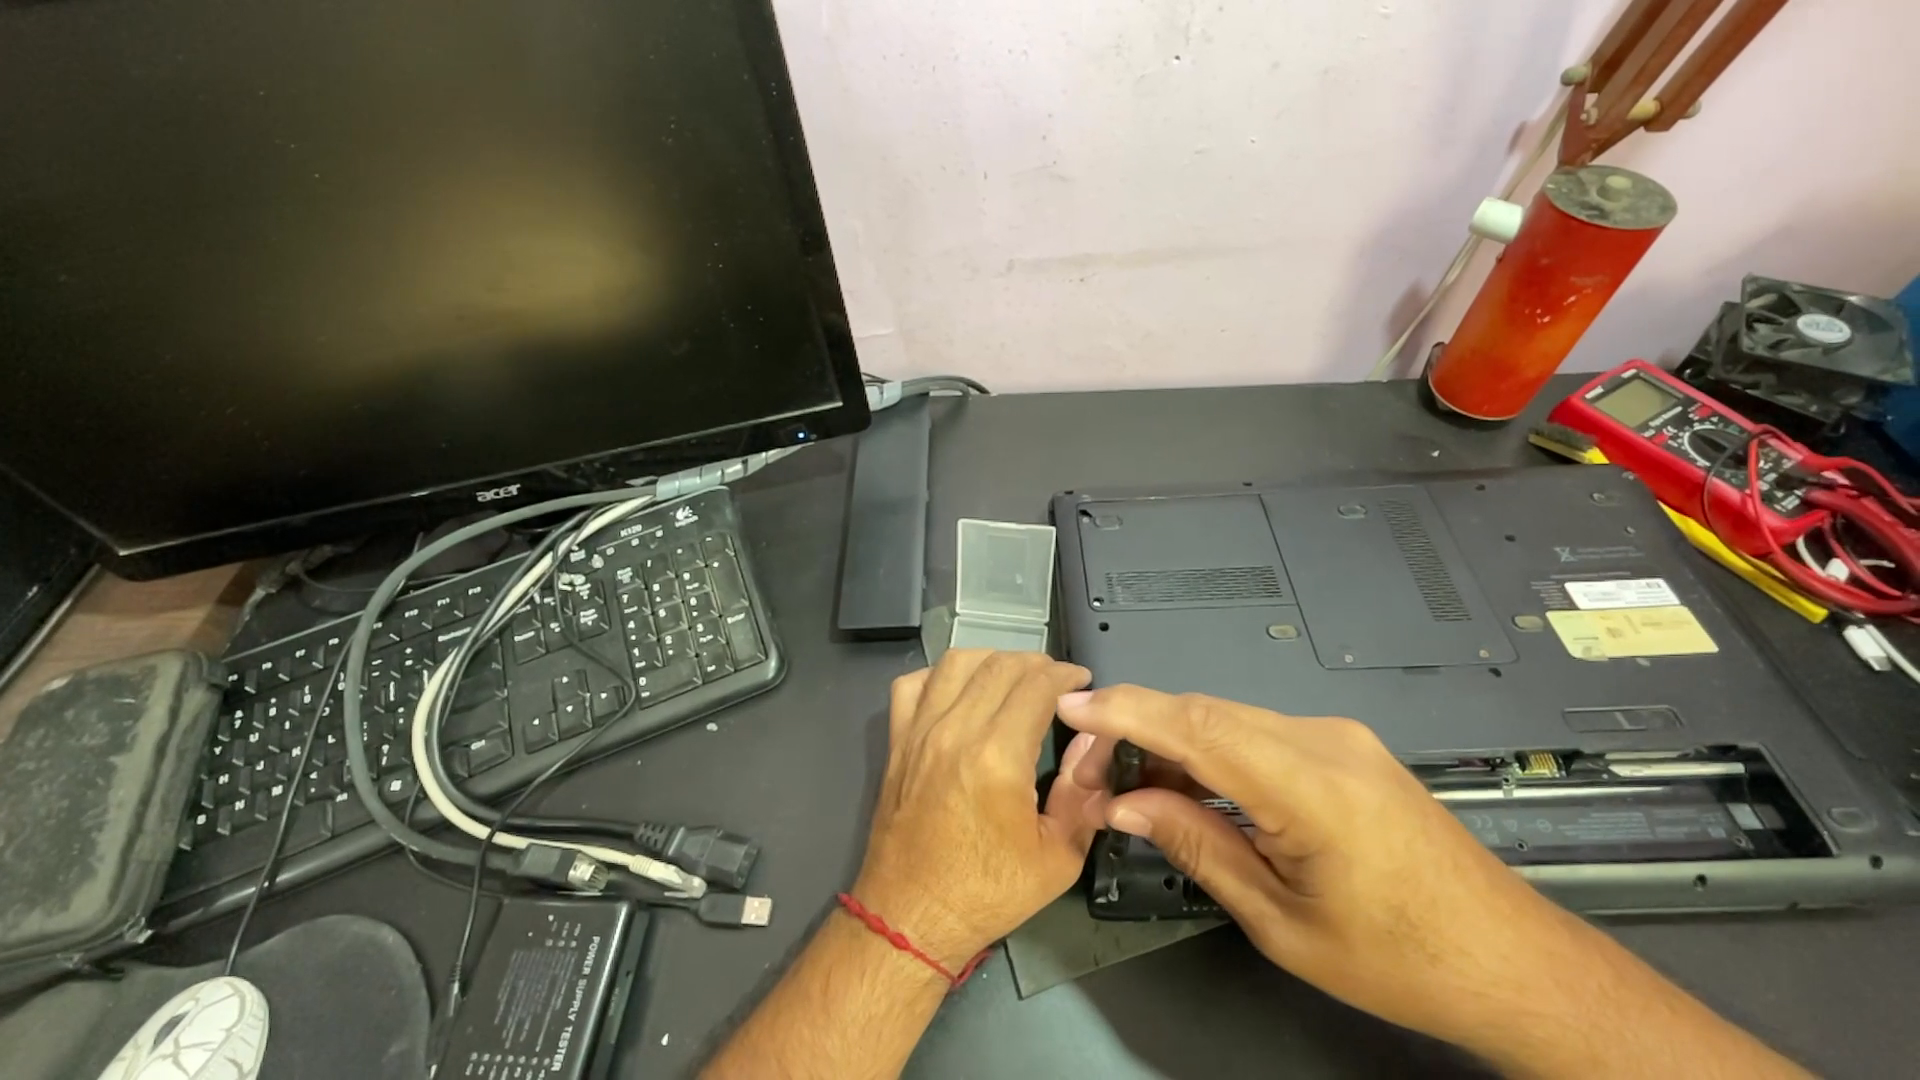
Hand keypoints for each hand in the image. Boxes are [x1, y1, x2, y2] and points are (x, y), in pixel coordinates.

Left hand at [852, 650, 1100, 969]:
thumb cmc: (986, 891)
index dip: (1066, 674)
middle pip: (1000, 665)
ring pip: (956, 663)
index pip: (1037, 684)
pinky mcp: (897, 742)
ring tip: (1012, 678)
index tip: (1082, 681)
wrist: (912, 916)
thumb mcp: (1058, 858)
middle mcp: (955, 731)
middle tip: (1055, 682)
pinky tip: (959, 691)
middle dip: (1036, 663)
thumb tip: (1093, 746)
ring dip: (991, 660)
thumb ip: (1082, 796)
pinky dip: (939, 676)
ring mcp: (919, 732)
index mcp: (997, 756)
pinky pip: (912, 685)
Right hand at [1055, 685, 1599, 1046]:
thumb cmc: (1399, 957)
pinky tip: (1188, 784)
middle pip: (1208, 712)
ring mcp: (1341, 739)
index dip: (1128, 711)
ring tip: (1130, 785)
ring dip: (1174, 741)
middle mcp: (1328, 743)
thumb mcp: (1279, 919)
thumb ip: (1196, 846)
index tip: (1075, 709)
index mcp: (1315, 788)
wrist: (1505, 959)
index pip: (1199, 725)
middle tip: (1091, 767)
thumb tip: (1125, 806)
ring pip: (1230, 718)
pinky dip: (1212, 750)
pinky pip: (1259, 732)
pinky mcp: (1345, 748)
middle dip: (1139, 729)